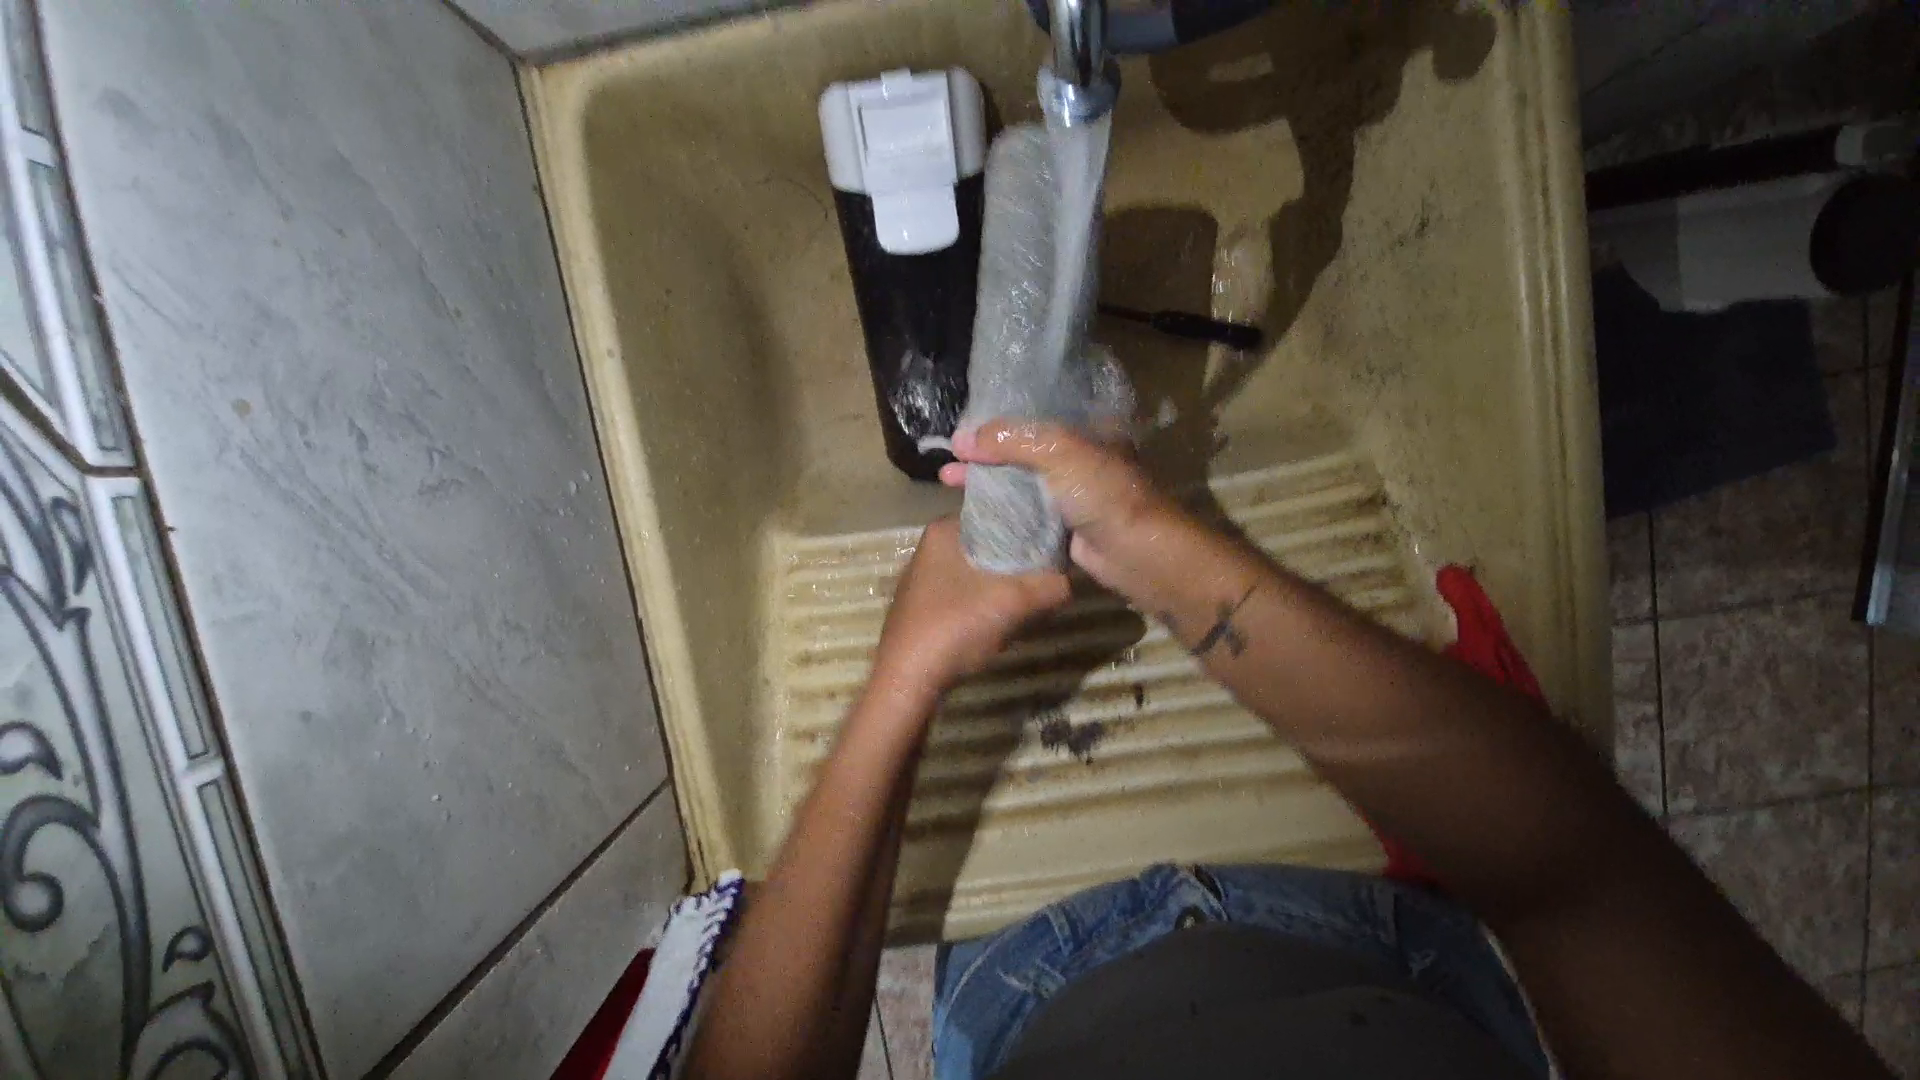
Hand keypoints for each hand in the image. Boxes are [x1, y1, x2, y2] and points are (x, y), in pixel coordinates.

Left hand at [871, 517, 1070, 699]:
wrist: (907, 680)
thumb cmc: (955, 627)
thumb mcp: (1013, 603)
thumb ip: (1050, 586)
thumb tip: (1070, 581)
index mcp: (944, 530)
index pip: (999, 514)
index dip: (1030, 529)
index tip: (1056, 546)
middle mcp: (931, 547)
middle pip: (991, 545)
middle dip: (1019, 564)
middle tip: (1047, 578)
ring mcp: (925, 577)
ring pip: (981, 572)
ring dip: (1005, 588)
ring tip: (1030, 603)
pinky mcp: (925, 606)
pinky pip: (967, 594)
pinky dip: (986, 604)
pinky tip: (1001, 624)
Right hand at [938, 420, 1184, 586]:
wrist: (1136, 554)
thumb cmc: (1103, 493)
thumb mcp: (1059, 452)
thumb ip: (1010, 440)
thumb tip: (960, 439)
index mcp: (1084, 429)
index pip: (1034, 413)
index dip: (998, 416)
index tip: (963, 424)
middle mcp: (1076, 457)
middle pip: (1020, 448)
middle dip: (983, 451)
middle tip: (948, 457)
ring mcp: (1068, 493)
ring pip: (1018, 481)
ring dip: (984, 480)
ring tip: (947, 480)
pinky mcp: (1060, 525)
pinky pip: (1021, 512)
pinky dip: (997, 510)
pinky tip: (969, 510)